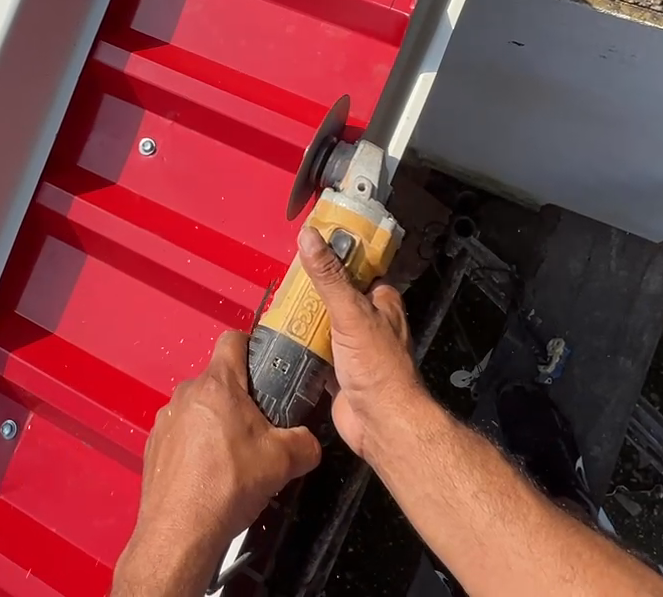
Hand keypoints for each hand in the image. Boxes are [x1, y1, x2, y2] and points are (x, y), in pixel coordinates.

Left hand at [113, 332, 320, 596]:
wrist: (179, 533)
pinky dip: (194, 447)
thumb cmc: (228, 485)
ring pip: (198, 408)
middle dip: (239, 398)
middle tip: (258, 428)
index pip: (233, 340)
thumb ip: (305, 443)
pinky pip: (180, 434)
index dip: (251, 347)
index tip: (264, 366)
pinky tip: (207, 476)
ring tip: (232, 459)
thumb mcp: (283, 462)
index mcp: (218, 384)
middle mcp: (187, 393)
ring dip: (215, 423)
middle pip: (218, 380)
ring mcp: (166, 420)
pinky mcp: (153, 447)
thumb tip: (309, 443)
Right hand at [296, 226, 422, 457]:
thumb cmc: (377, 366)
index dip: (337, 257)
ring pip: (327, 324)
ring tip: (280, 305)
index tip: (310, 247)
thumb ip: (328, 275)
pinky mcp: (340, 371)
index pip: (359, 269)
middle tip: (286, 280)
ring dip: (307, 319)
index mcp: (383, 302)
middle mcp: (371, 322)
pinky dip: (303, 346)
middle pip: (339, 296)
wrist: (380, 424)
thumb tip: (309, 237)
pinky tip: (284, 339)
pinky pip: (318, 351)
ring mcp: (356, 348)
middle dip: (315, 291)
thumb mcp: (350, 311)